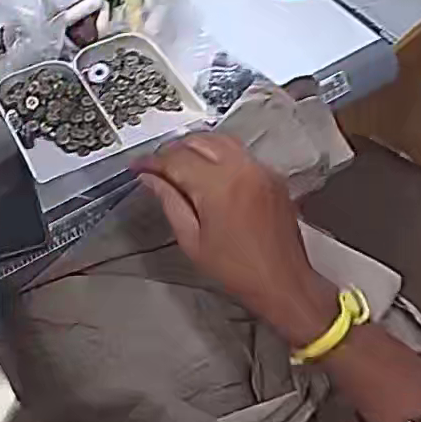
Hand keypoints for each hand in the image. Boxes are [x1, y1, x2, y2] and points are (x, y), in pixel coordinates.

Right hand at [137, 132, 339, 346]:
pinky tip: (207, 171)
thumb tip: (151, 179)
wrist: (282, 281)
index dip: (152, 161)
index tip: (138, 167)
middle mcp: (242, 169)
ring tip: (178, 164)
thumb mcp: (191, 240)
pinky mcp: (272, 176)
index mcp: (219, 186)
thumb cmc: (237, 270)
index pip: (176, 159)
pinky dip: (218, 154)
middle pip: (198, 141)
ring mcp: (261, 170)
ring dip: (195, 146)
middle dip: (172, 149)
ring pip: (221, 140)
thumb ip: (169, 202)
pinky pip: (240, 153)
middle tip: (155, 166)